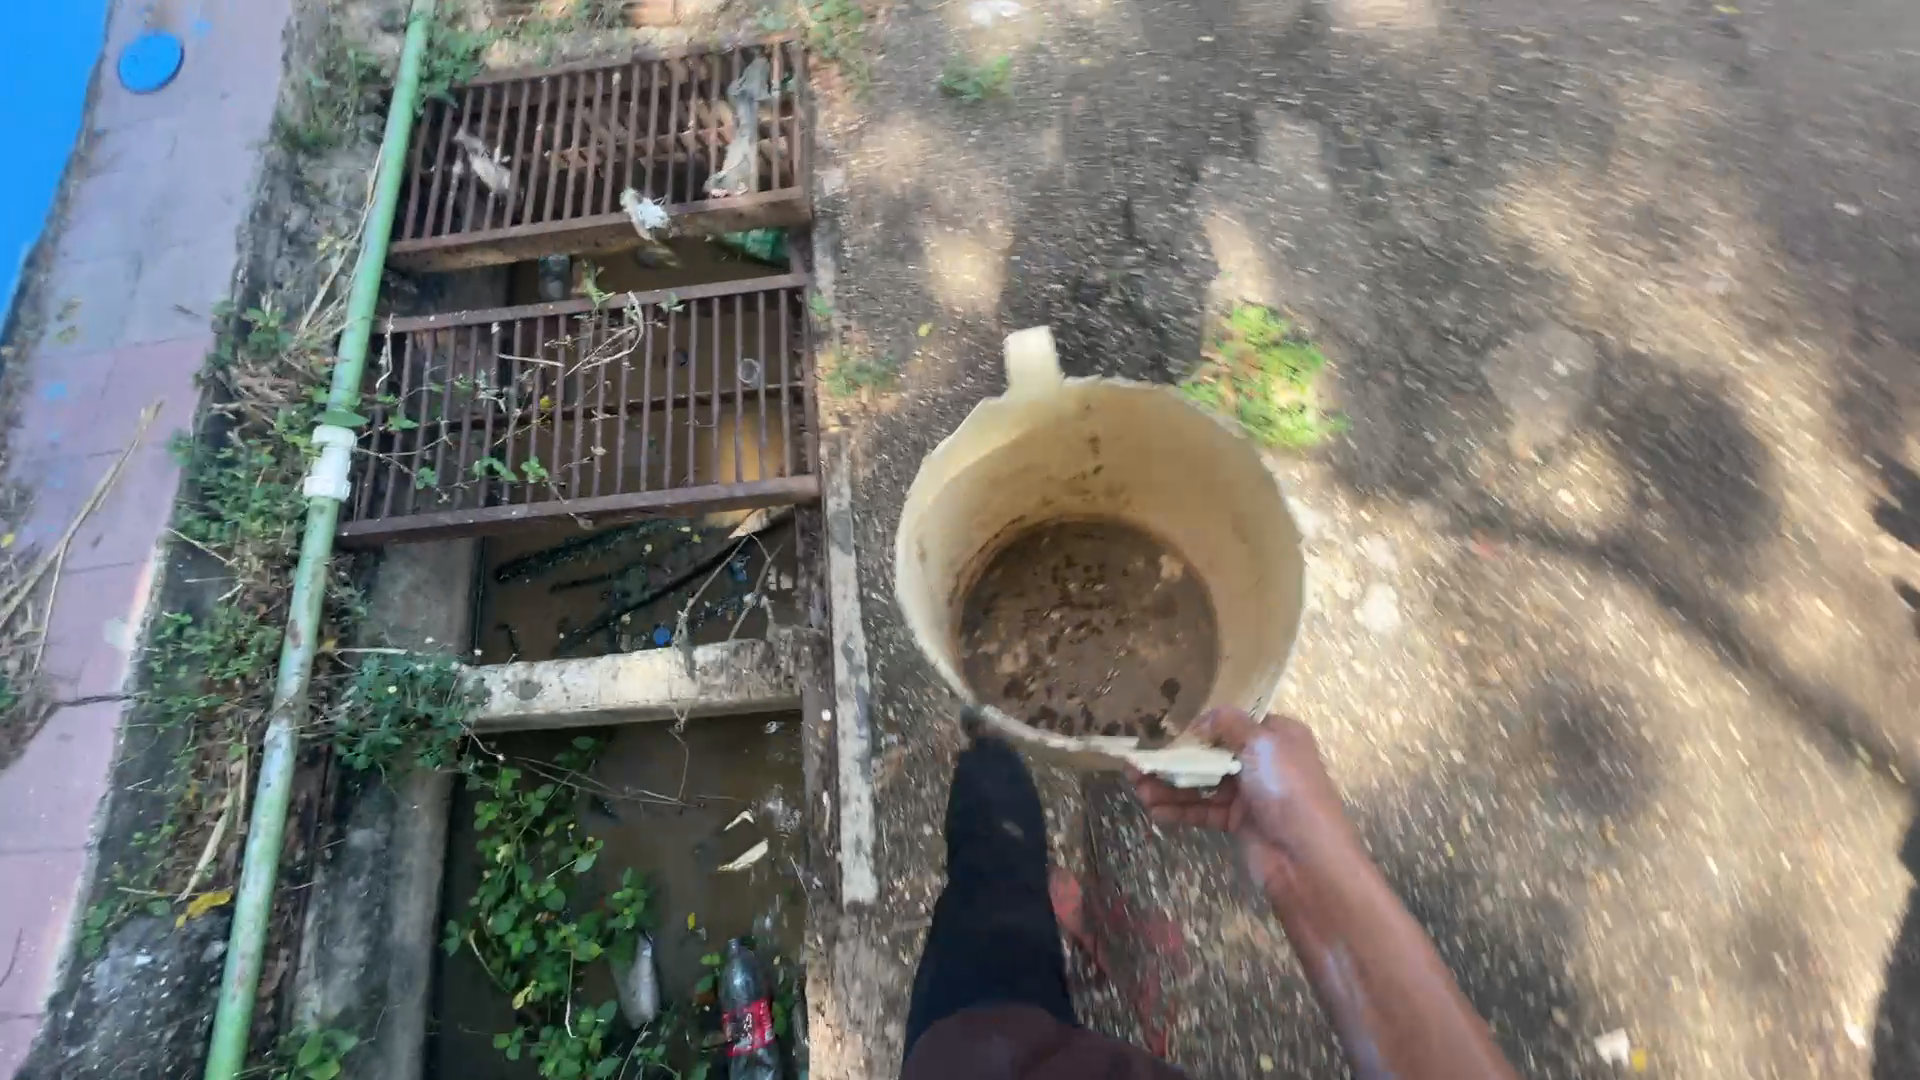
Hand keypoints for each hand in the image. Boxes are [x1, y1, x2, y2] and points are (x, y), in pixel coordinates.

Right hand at [1131, 708, 1360, 908]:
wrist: (1308, 861)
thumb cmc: (1287, 789)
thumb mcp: (1262, 742)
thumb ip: (1227, 723)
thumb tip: (1198, 721)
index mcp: (1276, 736)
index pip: (1231, 724)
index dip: (1199, 726)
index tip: (1164, 731)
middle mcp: (1263, 761)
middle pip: (1210, 754)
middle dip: (1173, 759)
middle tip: (1138, 764)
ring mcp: (1249, 794)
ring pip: (1201, 783)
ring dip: (1169, 786)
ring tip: (1137, 790)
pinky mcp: (1238, 822)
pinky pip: (1203, 810)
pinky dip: (1179, 809)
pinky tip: (1155, 811)